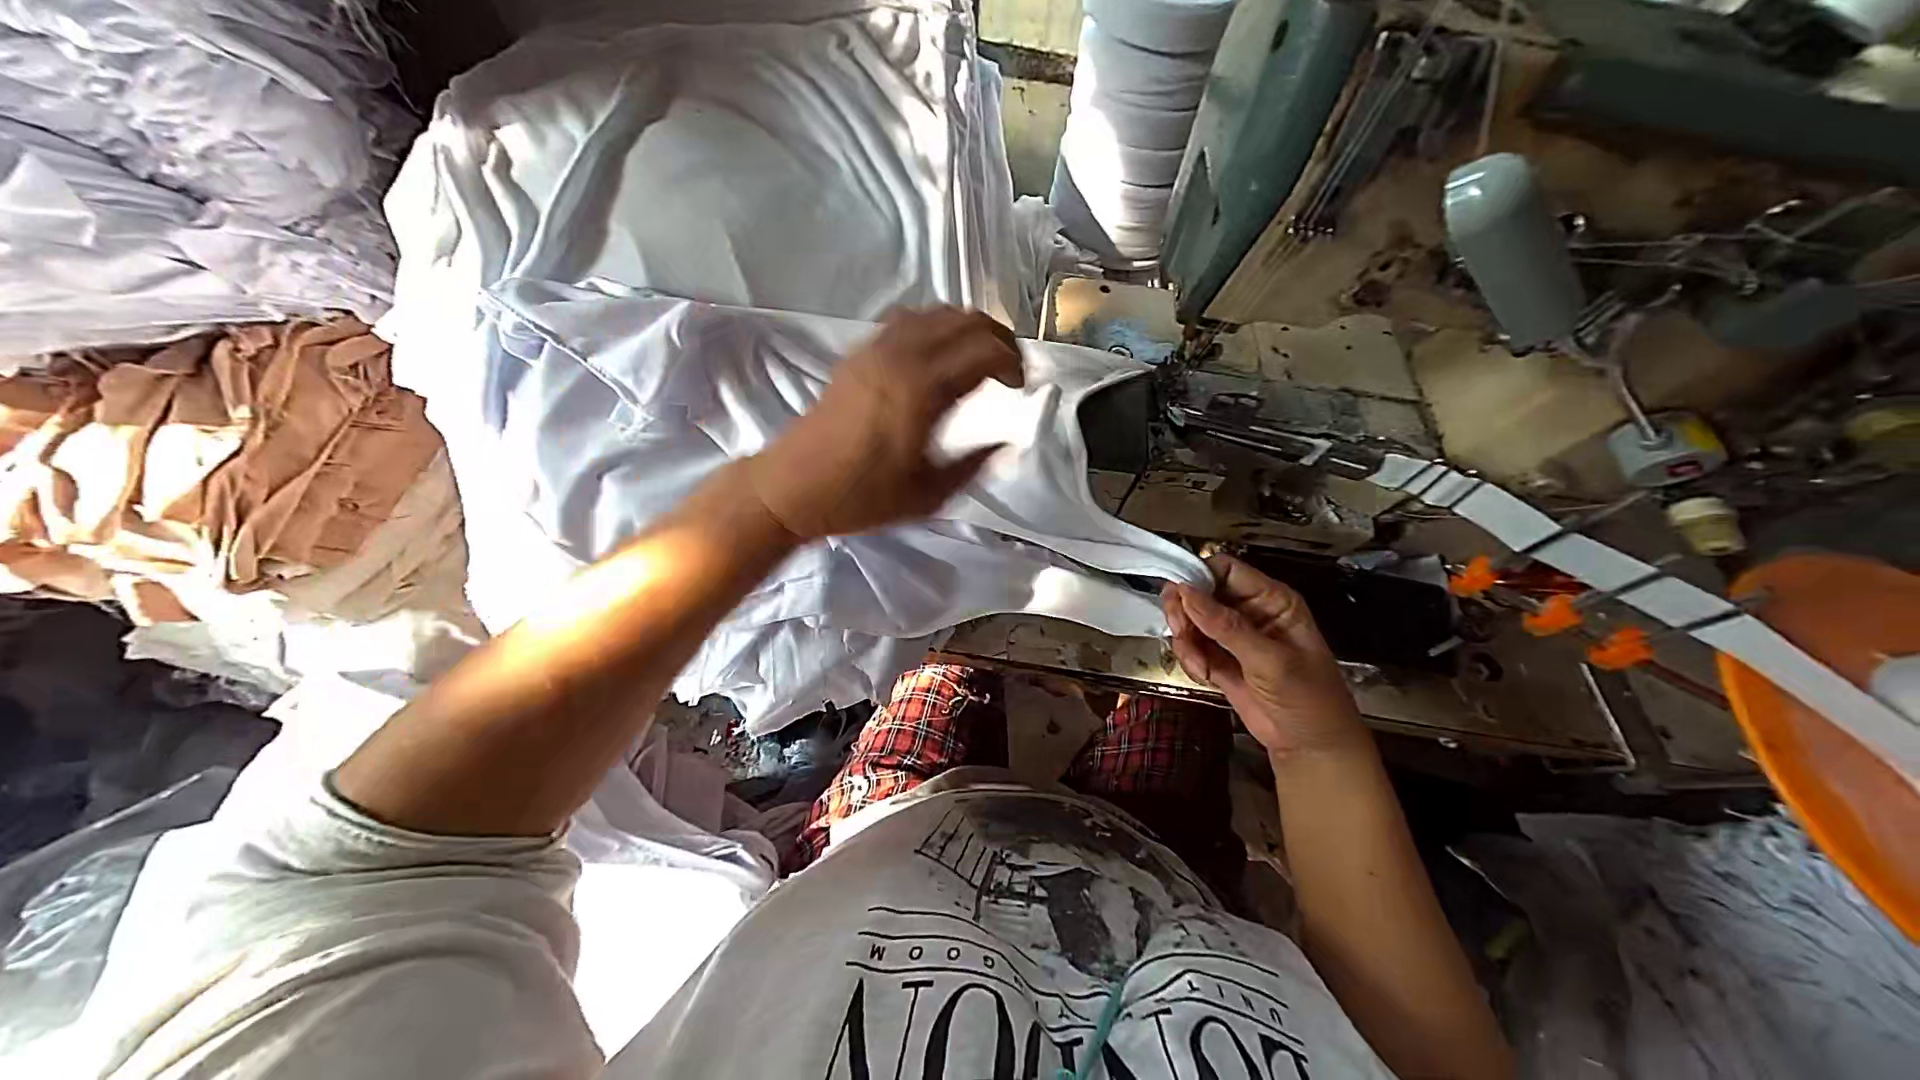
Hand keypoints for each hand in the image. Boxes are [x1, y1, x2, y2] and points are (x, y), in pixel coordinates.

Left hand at [747, 306, 1023, 539]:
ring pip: (936, 313)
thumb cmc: (861, 498)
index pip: (986, 350)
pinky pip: (906, 319)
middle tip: (1009, 370)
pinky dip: (933, 326)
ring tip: (978, 359)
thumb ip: (974, 465)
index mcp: (924, 390)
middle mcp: (902, 357)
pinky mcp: (858, 353)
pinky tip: (936, 355)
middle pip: (967, 321)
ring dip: (967, 328)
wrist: (793, 488)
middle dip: (999, 339)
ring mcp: (875, 349)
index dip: (1013, 362)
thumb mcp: (928, 495)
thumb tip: (1007, 444)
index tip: (1019, 387)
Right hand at [1162, 554, 1369, 762]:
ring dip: (1186, 639)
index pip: (1227, 570)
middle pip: (1202, 594)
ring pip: (1192, 621)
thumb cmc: (1309, 699)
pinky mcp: (1220, 661)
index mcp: (1272, 600)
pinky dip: (1190, 659)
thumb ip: (1226, 626)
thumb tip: (1187, 593)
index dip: (1199, 577)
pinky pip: (1192, 648)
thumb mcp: (1270, 660)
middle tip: (1179, 629)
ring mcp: (1233, 638)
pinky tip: (1204, 674)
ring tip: (1197, 662)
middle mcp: (1250, 613)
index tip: (1178, 594)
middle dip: (1186, 611)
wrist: (1312, 747)